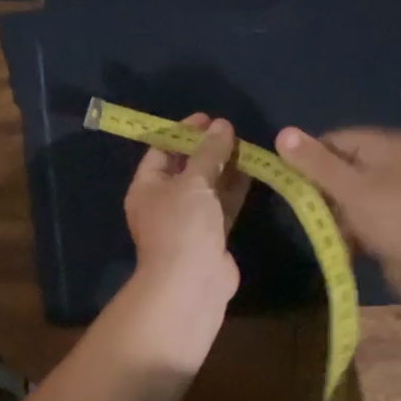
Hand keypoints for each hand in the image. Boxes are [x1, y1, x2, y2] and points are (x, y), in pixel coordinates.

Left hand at [125, 114, 249, 312]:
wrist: (191, 283)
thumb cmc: (182, 225)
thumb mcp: (193, 182)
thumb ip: (208, 153)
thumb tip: (221, 124)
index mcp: (146, 187)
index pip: (160, 150)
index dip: (182, 132)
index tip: (207, 118)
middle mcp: (163, 202)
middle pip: (185, 168)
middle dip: (207, 149)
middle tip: (231, 130)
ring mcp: (187, 221)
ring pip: (207, 187)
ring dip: (224, 167)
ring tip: (247, 145)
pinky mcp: (211, 236)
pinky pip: (222, 206)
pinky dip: (235, 189)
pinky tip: (254, 170)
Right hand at [276, 126, 400, 299]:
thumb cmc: (399, 220)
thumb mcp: (351, 189)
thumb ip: (315, 163)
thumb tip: (281, 132)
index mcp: (390, 145)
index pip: (335, 139)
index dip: (310, 160)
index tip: (293, 187)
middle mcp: (399, 163)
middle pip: (343, 168)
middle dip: (324, 193)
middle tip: (315, 215)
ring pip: (352, 197)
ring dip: (338, 217)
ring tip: (336, 236)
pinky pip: (368, 218)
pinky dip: (355, 231)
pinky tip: (352, 248)